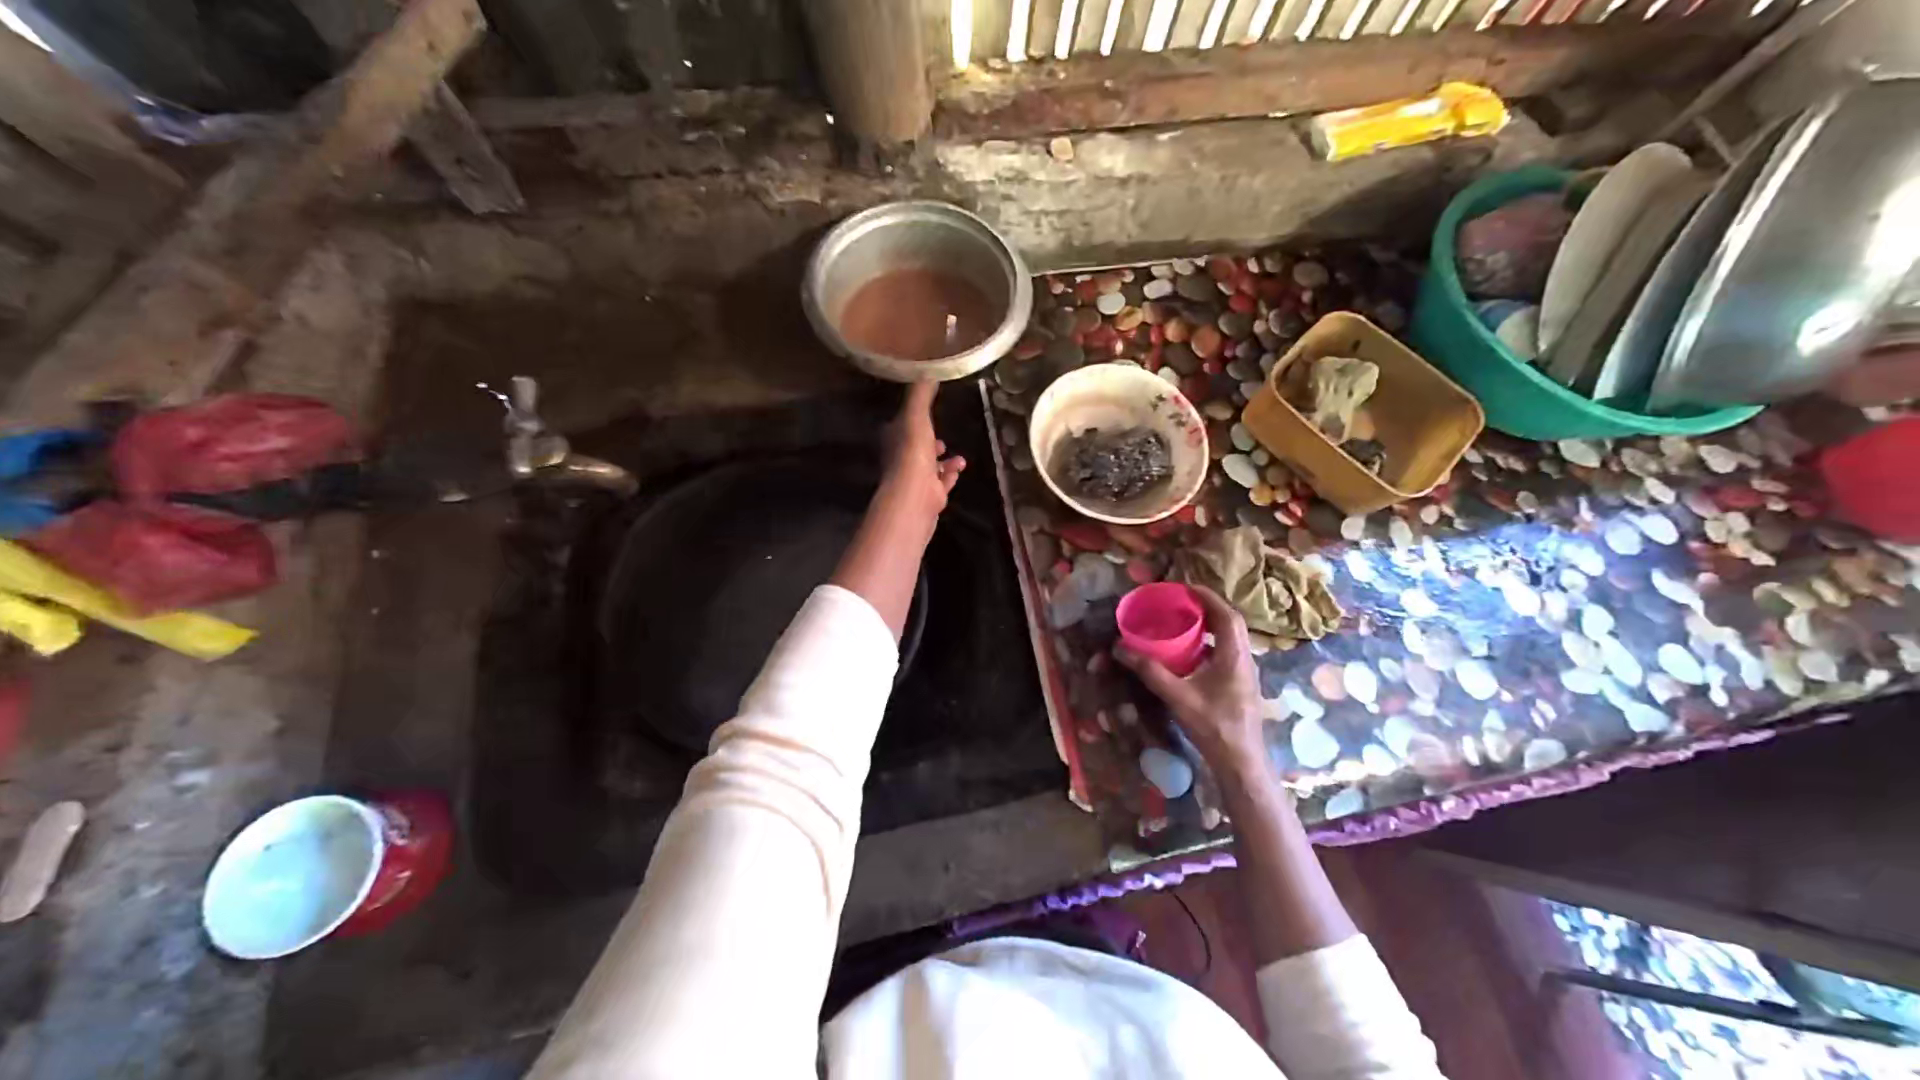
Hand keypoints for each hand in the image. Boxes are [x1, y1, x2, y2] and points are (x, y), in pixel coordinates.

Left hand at [880, 381, 964, 519]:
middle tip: (942, 439)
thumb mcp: (916, 416)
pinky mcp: (929, 496)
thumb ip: (921, 394)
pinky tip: (960, 469)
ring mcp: (915, 480)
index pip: (900, 426)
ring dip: (944, 461)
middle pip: (915, 448)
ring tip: (959, 457)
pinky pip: (941, 483)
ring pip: (930, 467)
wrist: (915, 495)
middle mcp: (901, 460)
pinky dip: (950, 475)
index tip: (924, 414)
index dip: (912, 420)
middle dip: (928, 443)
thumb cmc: (912, 453)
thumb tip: (929, 371)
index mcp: (894, 439)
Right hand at [1114, 585, 1265, 775]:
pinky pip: (1225, 653)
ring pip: (1229, 639)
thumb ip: (1150, 670)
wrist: (1241, 762)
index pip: (1225, 614)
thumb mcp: (1178, 696)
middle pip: (1229, 623)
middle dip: (1206, 608)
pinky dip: (1207, 644)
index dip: (1207, 596)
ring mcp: (1244, 673)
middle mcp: (1244, 658)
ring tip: (1182, 621)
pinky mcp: (1239, 685)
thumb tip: (1120, 648)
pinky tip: (1188, 654)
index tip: (1184, 587)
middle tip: (1179, 602)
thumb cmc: (1214, 726)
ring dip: (1208, 626)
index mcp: (1234, 655)